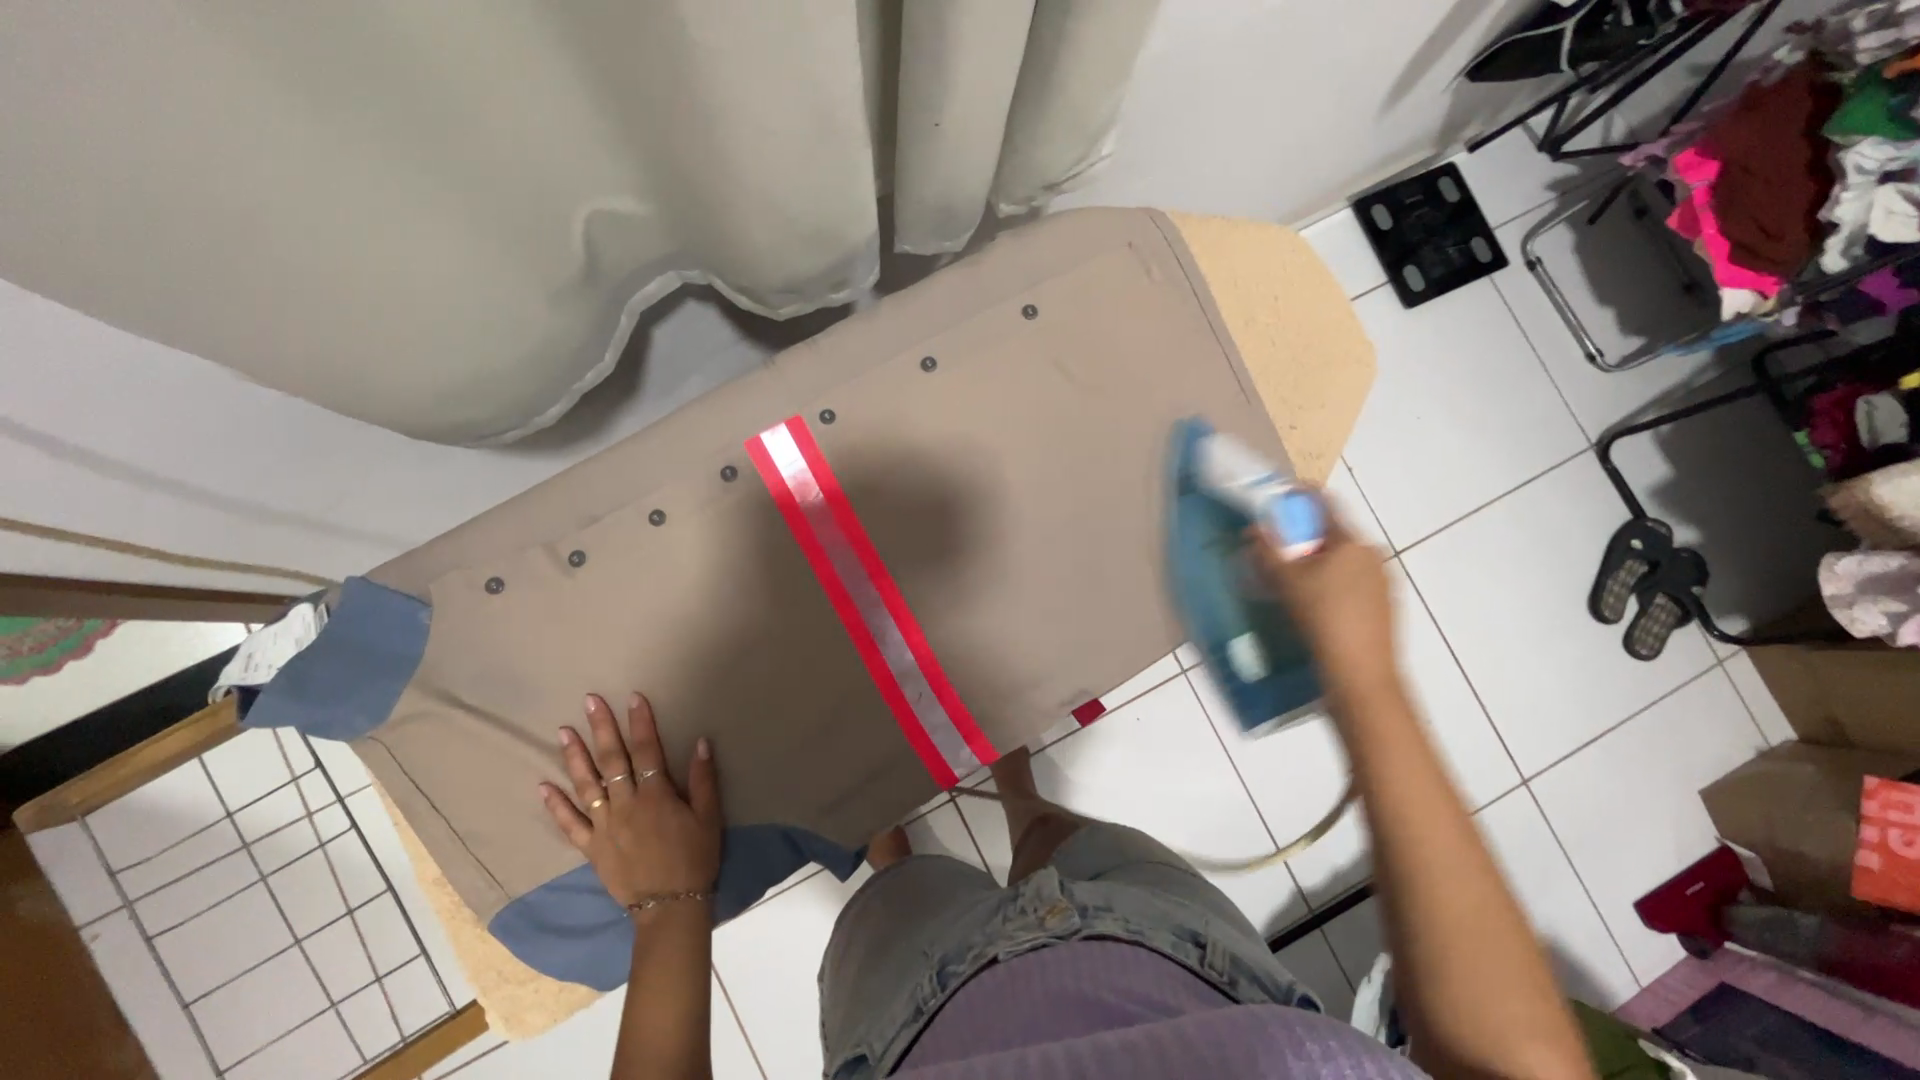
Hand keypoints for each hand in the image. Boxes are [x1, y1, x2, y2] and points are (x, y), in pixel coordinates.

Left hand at [540, 692, 722, 911]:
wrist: (670, 906)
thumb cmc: (695, 858)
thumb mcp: (709, 817)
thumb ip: (703, 779)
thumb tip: (700, 742)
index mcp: (657, 796)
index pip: (648, 750)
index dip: (641, 722)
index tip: (633, 697)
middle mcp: (626, 805)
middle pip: (612, 760)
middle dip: (602, 728)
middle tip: (590, 701)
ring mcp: (604, 825)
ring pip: (586, 784)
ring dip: (574, 756)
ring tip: (563, 731)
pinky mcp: (591, 847)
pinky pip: (569, 823)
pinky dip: (555, 804)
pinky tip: (543, 785)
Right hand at [1249, 497, 1402, 711]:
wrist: (1361, 676)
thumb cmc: (1322, 620)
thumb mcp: (1286, 583)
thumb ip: (1267, 551)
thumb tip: (1254, 528)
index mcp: (1351, 541)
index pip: (1323, 503)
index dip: (1298, 496)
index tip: (1276, 500)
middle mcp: (1373, 554)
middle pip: (1332, 535)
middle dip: (1303, 538)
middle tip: (1276, 554)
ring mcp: (1384, 582)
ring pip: (1343, 562)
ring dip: (1317, 565)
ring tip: (1292, 586)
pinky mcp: (1387, 607)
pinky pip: (1354, 584)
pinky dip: (1332, 586)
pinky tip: (1317, 609)